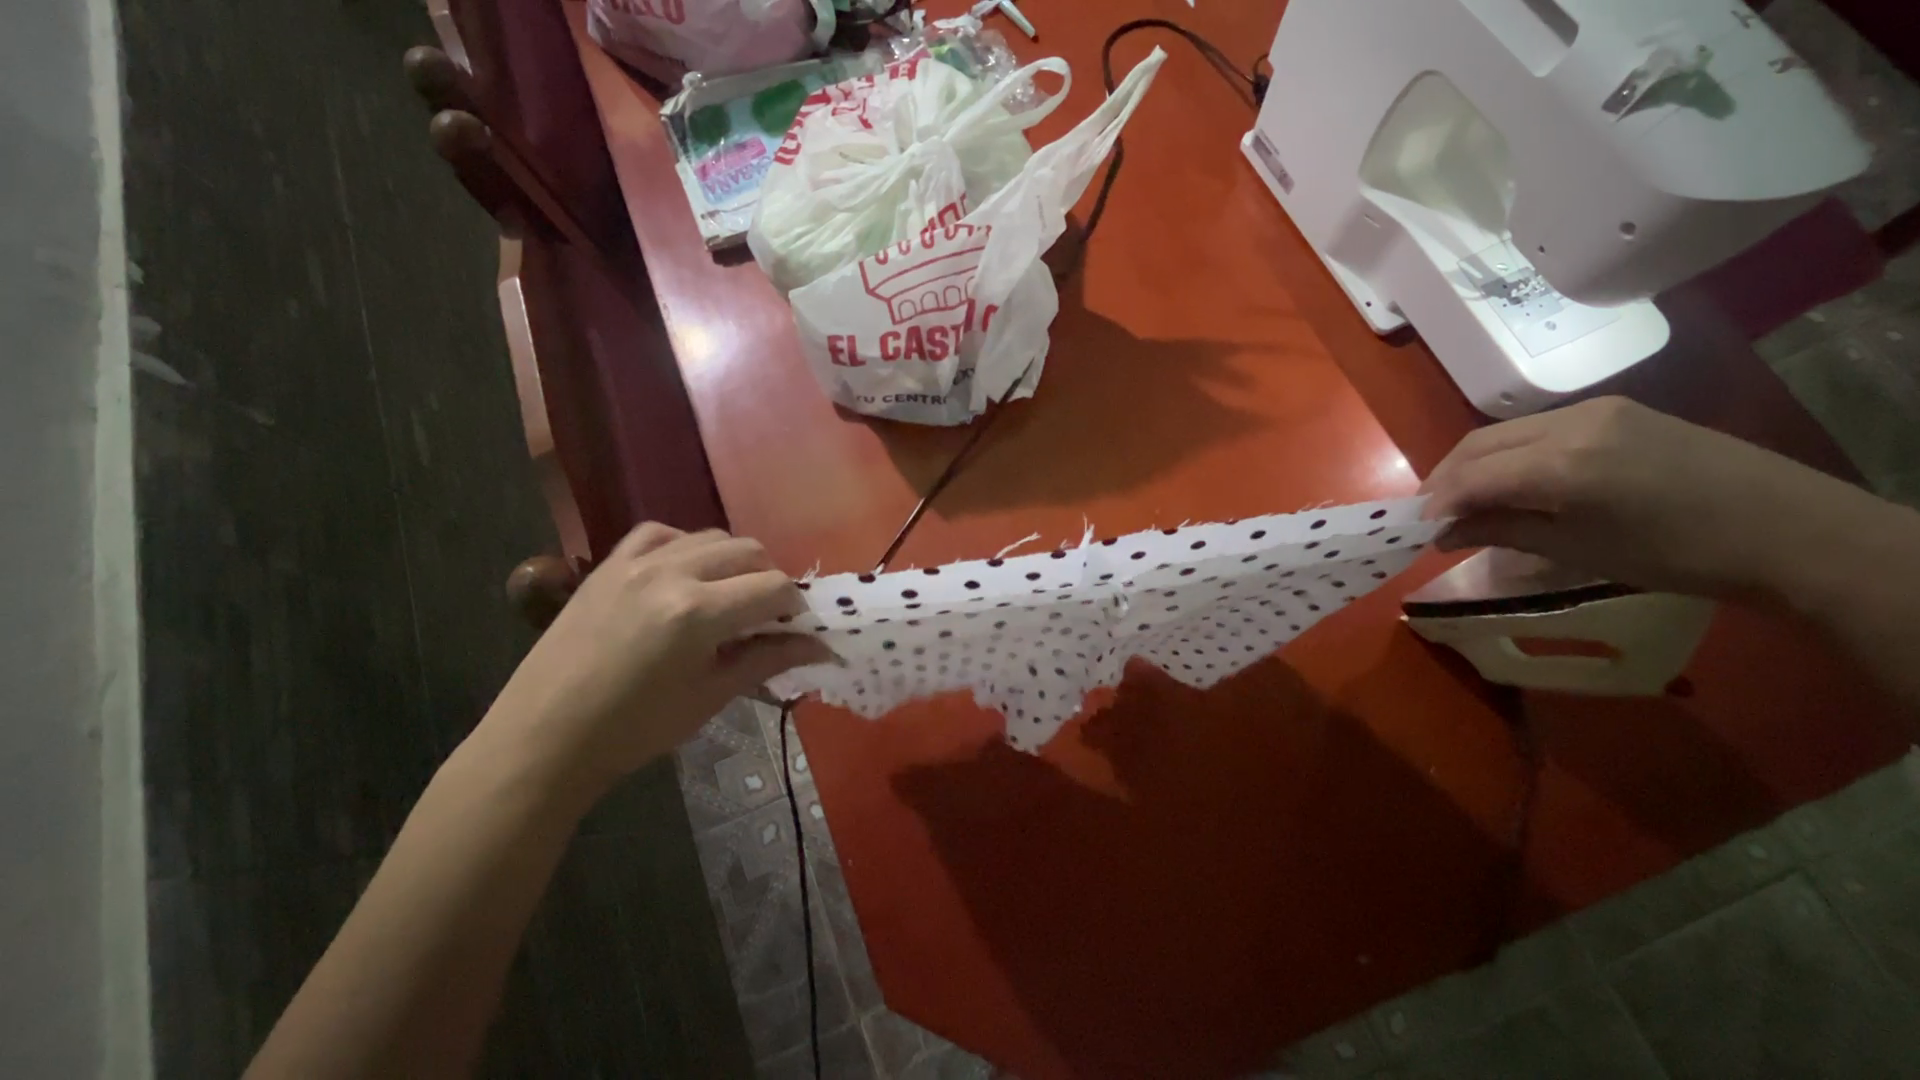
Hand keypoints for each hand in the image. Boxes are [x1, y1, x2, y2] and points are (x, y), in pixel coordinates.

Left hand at [480, 524, 831, 795]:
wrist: (548, 735)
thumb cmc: (635, 730)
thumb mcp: (710, 697)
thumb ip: (766, 661)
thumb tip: (819, 647)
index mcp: (699, 612)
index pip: (773, 587)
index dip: (794, 607)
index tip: (794, 629)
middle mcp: (672, 572)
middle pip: (747, 551)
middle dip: (768, 579)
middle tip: (764, 617)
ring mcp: (635, 562)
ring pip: (708, 537)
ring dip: (731, 562)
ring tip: (726, 597)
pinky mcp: (608, 564)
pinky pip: (660, 533)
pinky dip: (684, 547)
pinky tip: (684, 574)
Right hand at [1419, 397, 1877, 600]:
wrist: (1787, 531)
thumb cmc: (1678, 555)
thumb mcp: (1579, 551)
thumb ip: (1502, 531)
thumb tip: (1441, 533)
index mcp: (1562, 463)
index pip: (1471, 475)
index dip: (1435, 503)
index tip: (1415, 531)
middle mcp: (1571, 423)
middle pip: (1479, 444)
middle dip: (1446, 479)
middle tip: (1431, 517)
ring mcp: (1597, 410)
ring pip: (1506, 433)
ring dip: (1475, 466)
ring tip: (1467, 503)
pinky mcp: (1617, 411)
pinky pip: (1540, 430)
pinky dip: (1511, 455)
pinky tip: (1512, 482)